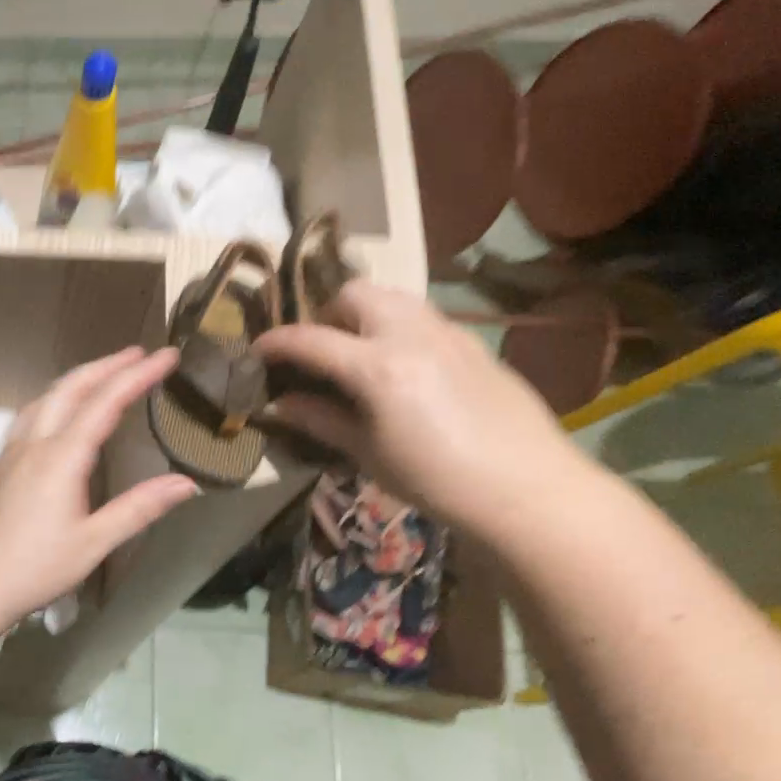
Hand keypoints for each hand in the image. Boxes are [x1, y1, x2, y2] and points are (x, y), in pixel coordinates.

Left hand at [0, 347, 199, 624]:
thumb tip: (187, 483)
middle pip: (69, 389)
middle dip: (105, 366)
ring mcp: (10, 453)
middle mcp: (33, 444)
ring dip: (75, 380)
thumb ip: (138, 509)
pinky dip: (52, 400)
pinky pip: (28, 417)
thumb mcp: (93, 543)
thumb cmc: (33, 568)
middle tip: (136, 354)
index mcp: (61, 458)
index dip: (137, 375)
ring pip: (43, 399)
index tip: (167, 355)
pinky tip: (54, 414)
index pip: (105, 402)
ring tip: (100, 375)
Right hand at [257, 282, 588, 532]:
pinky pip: (422, 317)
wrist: (524, 487)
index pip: (310, 339)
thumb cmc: (432, 479)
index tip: (255, 351)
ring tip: (353, 353)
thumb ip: (321, 420)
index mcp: (378, 367)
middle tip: (315, 351)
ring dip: (362, 314)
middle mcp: (411, 335)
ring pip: (392, 297)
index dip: (276, 342)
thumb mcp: (365, 453)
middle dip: (325, 313)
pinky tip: (397, 368)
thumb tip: (283, 403)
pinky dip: (395, 327)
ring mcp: (448, 333)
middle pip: (355, 293)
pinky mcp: (472, 344)